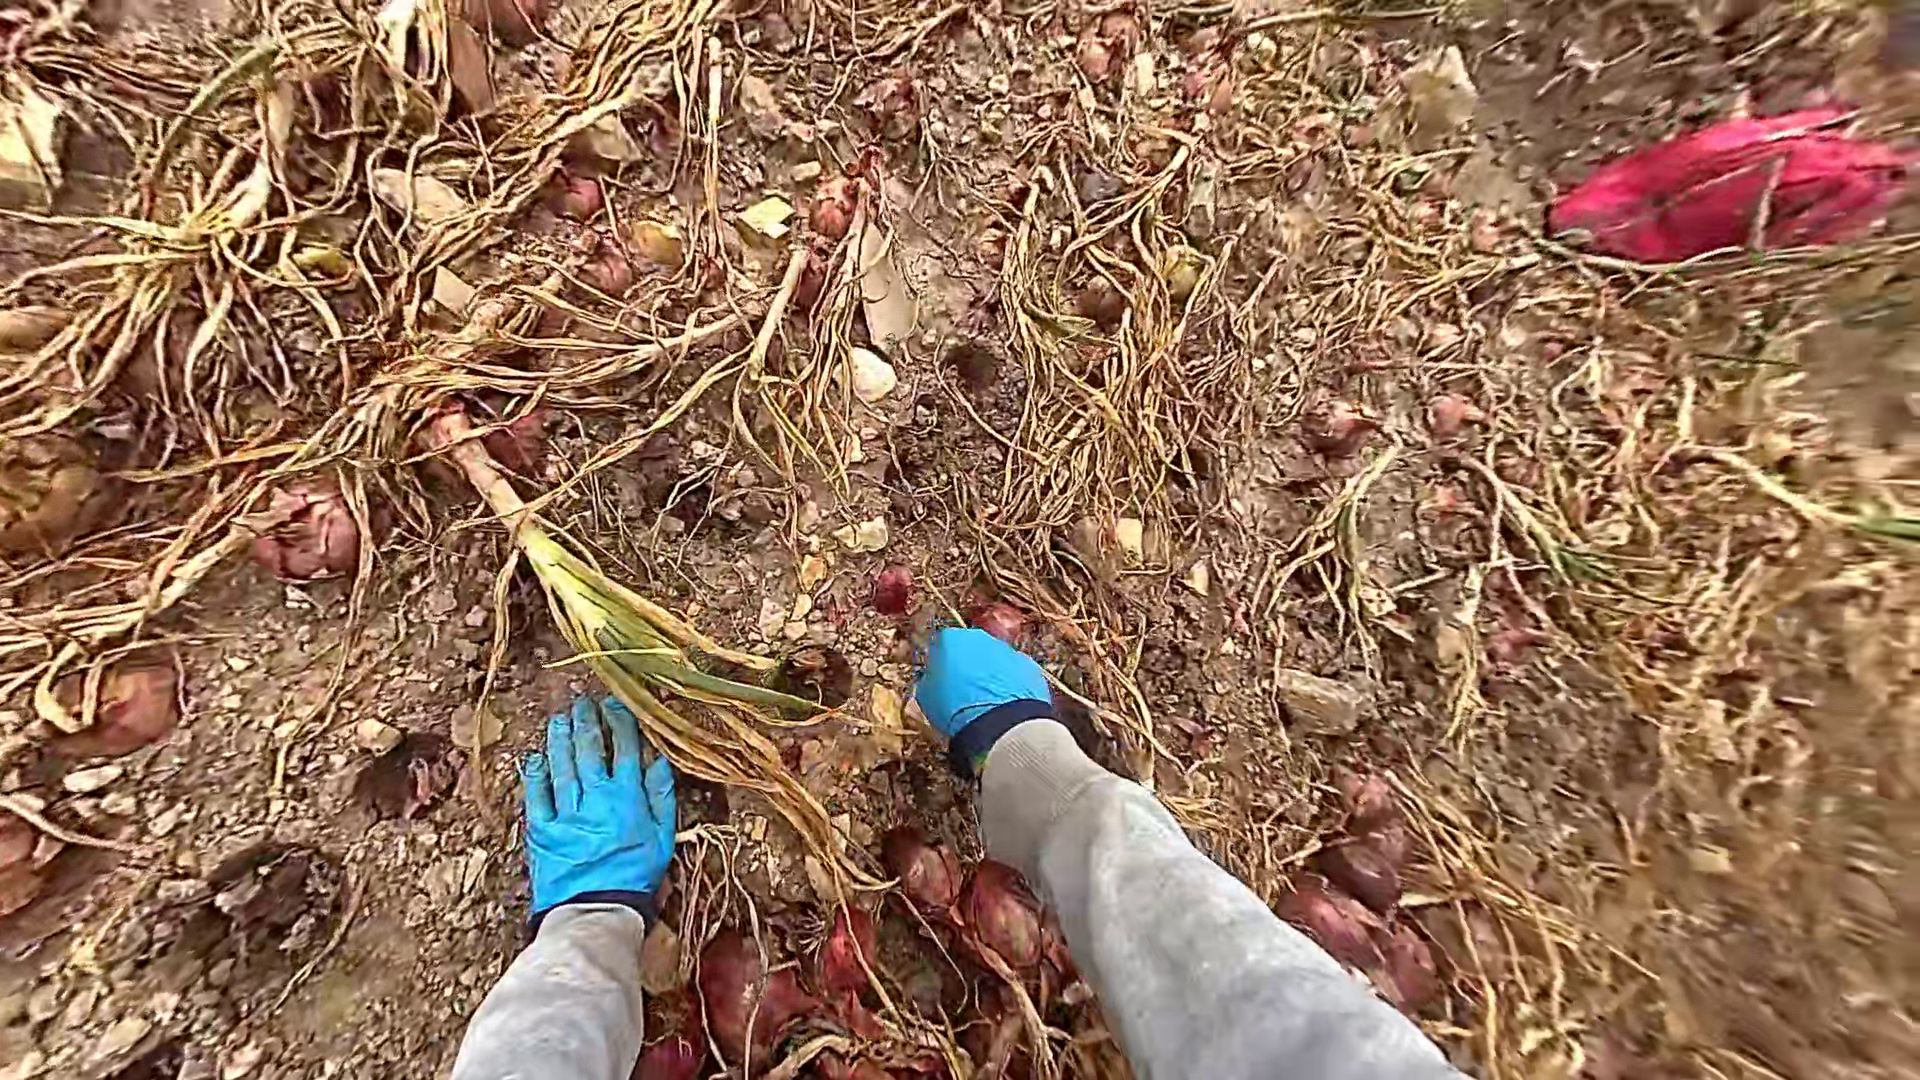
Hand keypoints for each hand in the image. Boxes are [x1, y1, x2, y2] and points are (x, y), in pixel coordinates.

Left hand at [522, 696, 675, 913]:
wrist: (597, 910)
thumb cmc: (637, 870)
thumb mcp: (663, 832)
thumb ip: (661, 793)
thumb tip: (659, 759)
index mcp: (627, 795)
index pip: (625, 747)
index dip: (620, 722)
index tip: (615, 704)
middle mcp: (596, 797)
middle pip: (590, 751)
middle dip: (587, 723)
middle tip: (582, 704)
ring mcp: (566, 813)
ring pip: (562, 767)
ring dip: (560, 740)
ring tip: (559, 720)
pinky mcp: (542, 832)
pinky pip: (536, 798)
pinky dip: (535, 776)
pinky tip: (534, 758)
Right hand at [914, 627, 1051, 737]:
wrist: (999, 725)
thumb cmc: (957, 709)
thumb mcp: (926, 697)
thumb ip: (929, 680)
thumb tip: (932, 680)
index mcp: (952, 640)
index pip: (942, 643)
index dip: (941, 662)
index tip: (941, 678)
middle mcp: (981, 638)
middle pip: (971, 648)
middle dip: (968, 665)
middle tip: (963, 691)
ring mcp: (1007, 651)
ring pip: (995, 659)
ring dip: (990, 675)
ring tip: (986, 702)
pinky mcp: (1028, 667)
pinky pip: (1015, 673)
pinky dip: (1011, 684)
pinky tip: (1004, 705)